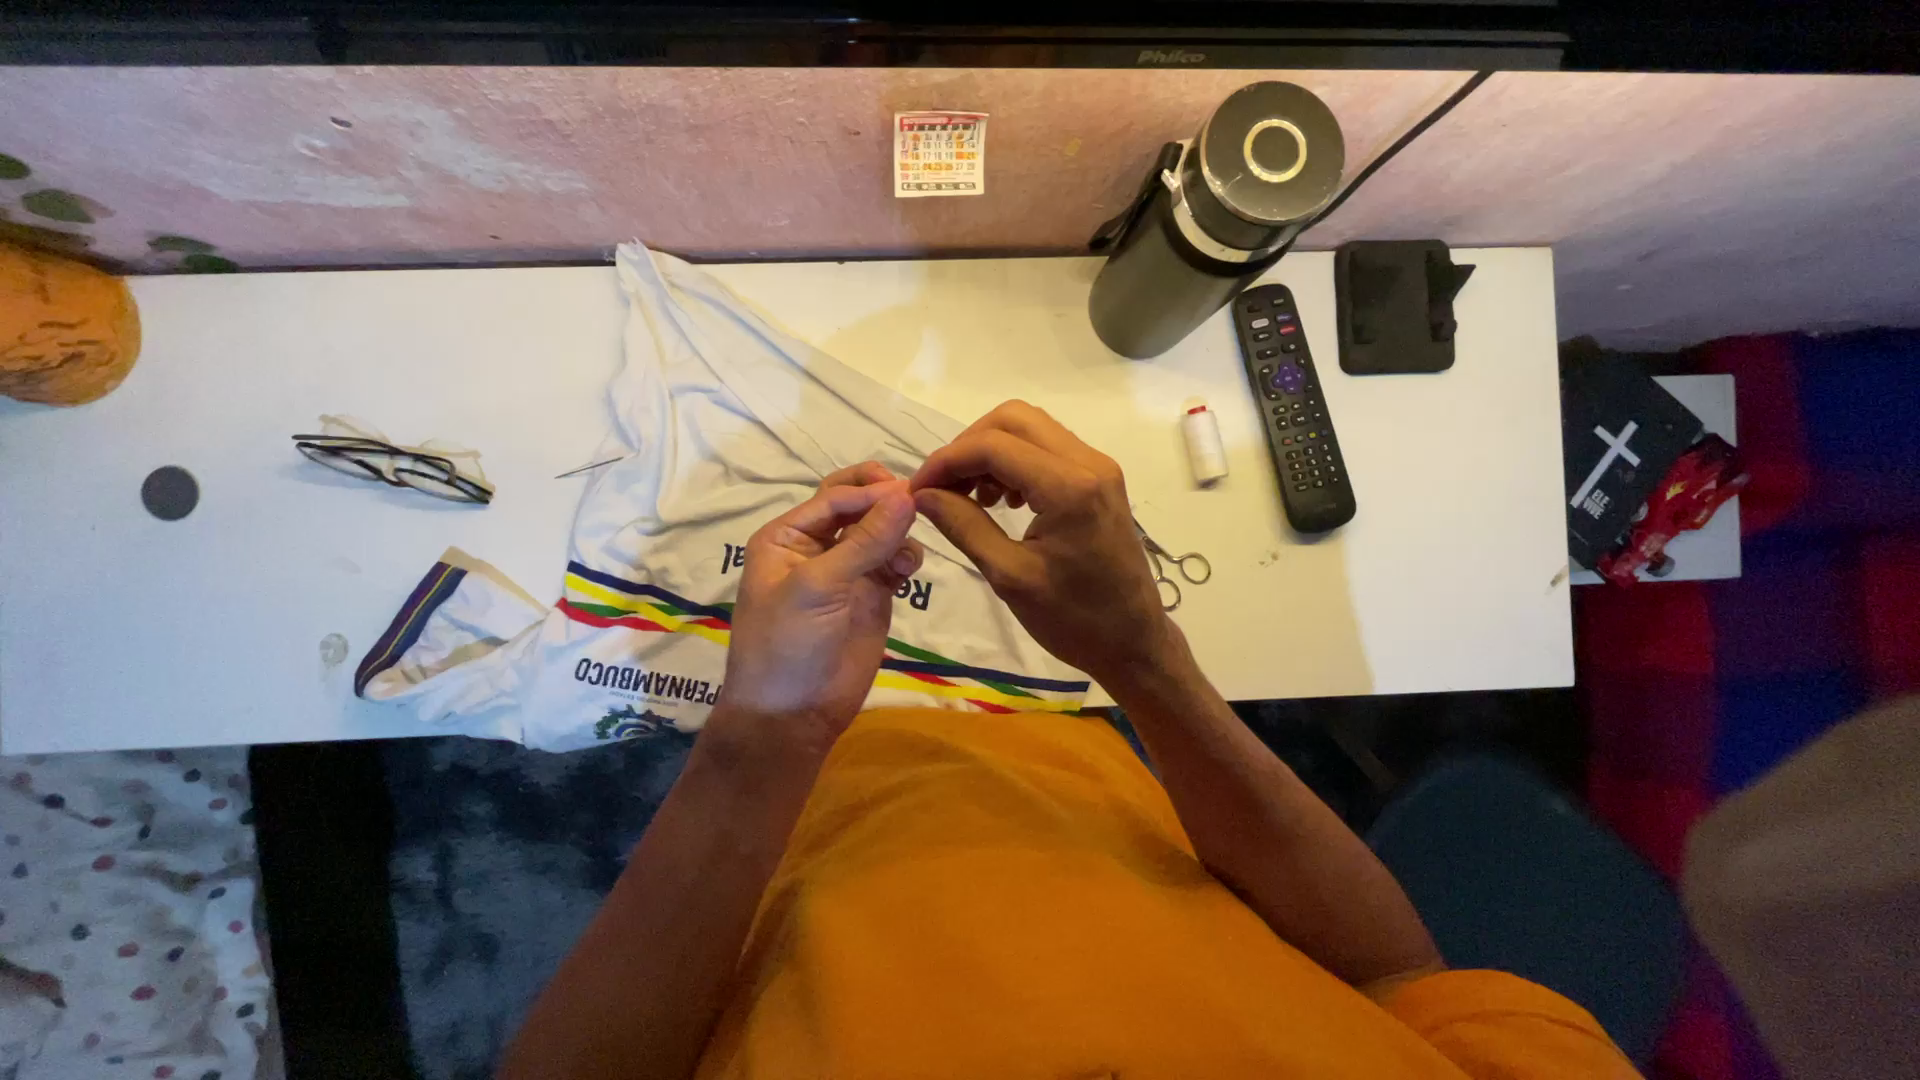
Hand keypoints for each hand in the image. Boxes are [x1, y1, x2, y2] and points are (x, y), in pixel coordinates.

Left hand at [711, 464, 923, 754]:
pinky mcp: (873, 595)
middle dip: (884, 499)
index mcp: (787, 537)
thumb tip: (906, 495)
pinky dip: (906, 558)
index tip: (906, 494)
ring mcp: (847, 571)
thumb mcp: (818, 587)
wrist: (793, 715)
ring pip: (881, 531)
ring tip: (907, 553)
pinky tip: (908, 571)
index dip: (869, 493)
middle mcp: (816, 546)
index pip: (834, 498)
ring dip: (898, 531)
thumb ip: (864, 541)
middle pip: (855, 504)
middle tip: (915, 500)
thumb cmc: (788, 644)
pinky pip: (894, 561)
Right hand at [908, 401, 1174, 689]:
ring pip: (1031, 428)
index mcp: (1069, 488)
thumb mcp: (1009, 576)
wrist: (1133, 642)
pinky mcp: (1099, 478)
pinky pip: (1048, 448)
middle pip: (1013, 419)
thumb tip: (922, 494)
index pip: (993, 446)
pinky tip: (1001, 500)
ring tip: (970, 498)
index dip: (946, 461)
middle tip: (943, 488)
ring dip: (991, 451)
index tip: (917, 490)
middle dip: (968, 447)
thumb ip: (964, 526)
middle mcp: (1089, 463)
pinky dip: (1015, 461)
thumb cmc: (1073, 620)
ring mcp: (1098, 467)